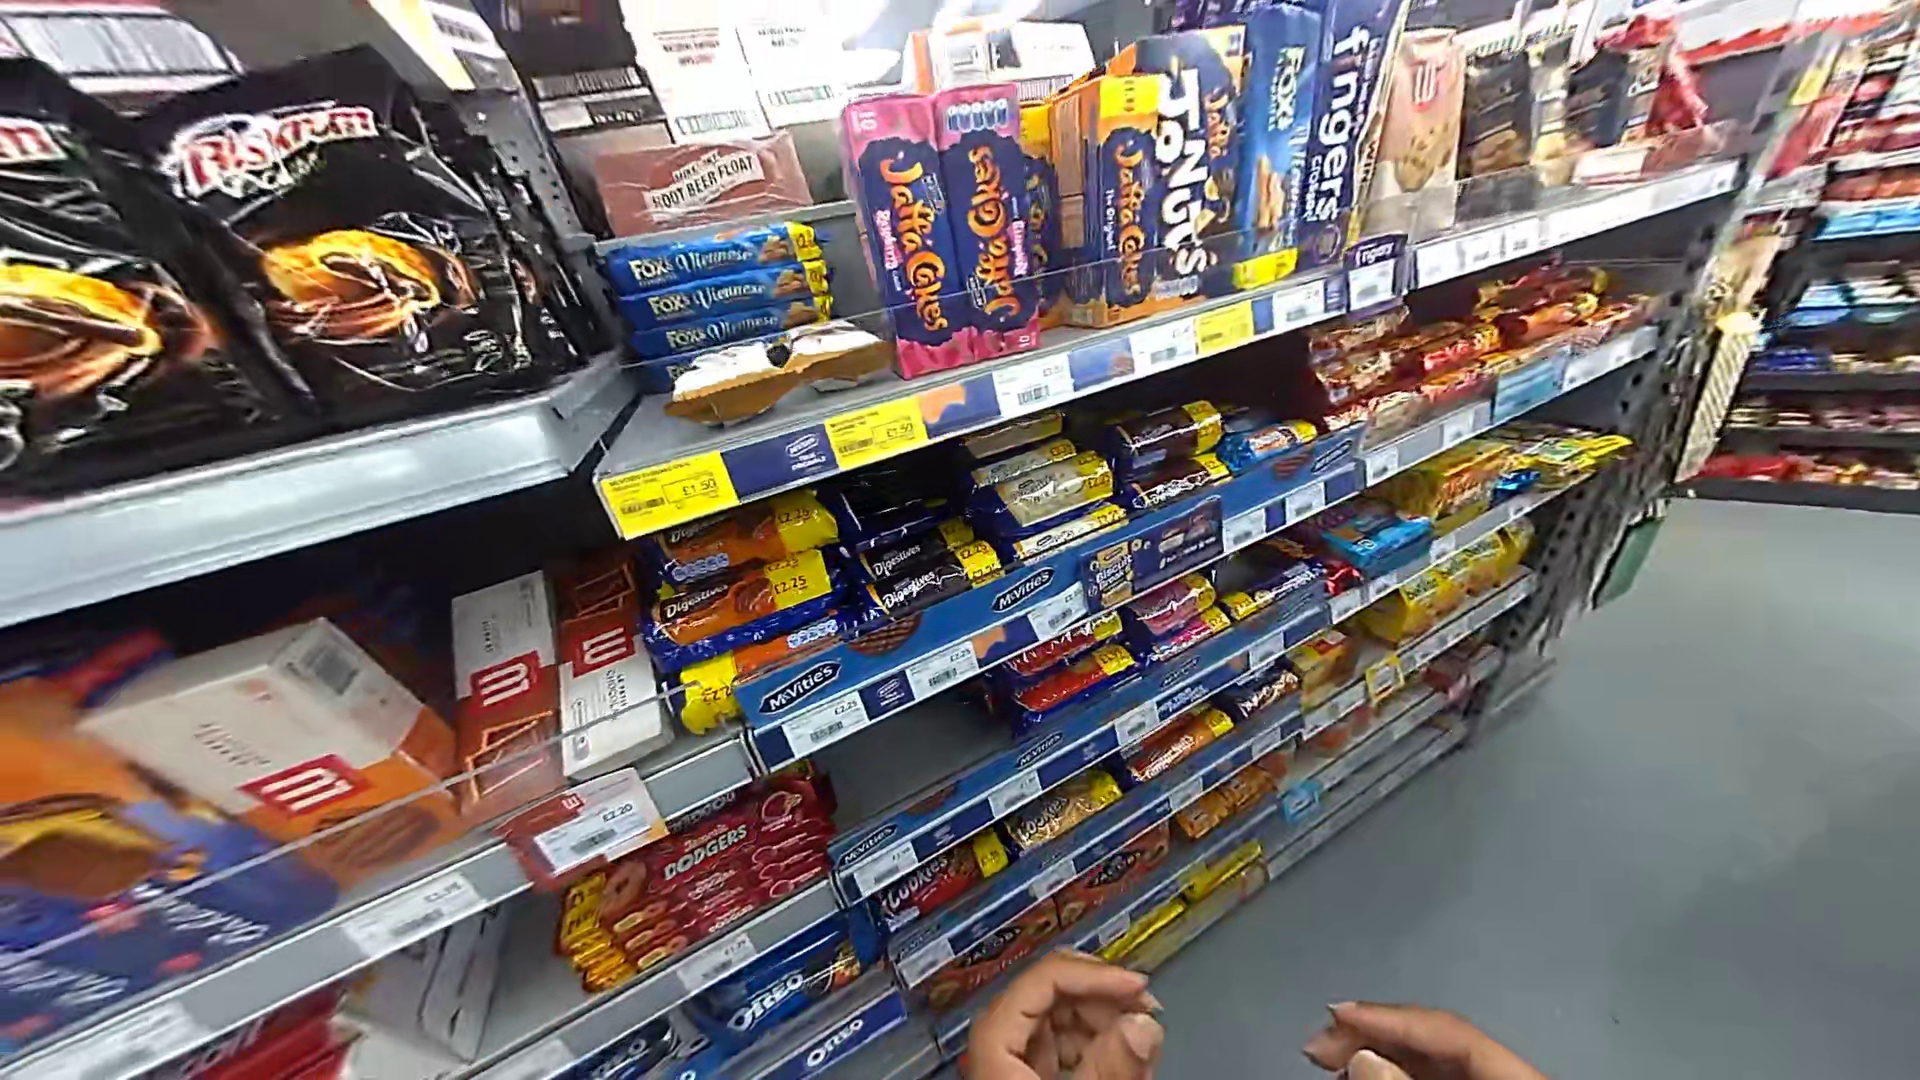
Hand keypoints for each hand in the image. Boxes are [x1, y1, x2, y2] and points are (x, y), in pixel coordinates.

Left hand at [967, 950, 1163, 1079]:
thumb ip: (1112, 1072)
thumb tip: (1146, 1024)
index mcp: (995, 1037)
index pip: (1045, 977)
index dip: (1095, 975)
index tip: (1141, 988)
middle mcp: (999, 1036)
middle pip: (1054, 991)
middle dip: (1104, 996)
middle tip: (1149, 1012)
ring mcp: (1012, 1056)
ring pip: (1062, 1014)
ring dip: (1105, 1019)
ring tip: (1143, 1040)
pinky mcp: (1028, 1076)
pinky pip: (1064, 1043)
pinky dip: (1096, 1045)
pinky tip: (1124, 1059)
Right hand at [1303, 1001, 1548, 1079]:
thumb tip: (1362, 1054)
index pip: (1457, 1035)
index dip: (1393, 1018)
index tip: (1333, 1013)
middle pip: (1437, 1048)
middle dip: (1372, 1039)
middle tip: (1317, 1047)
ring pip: (1429, 1068)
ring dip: (1372, 1057)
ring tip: (1328, 1064)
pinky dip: (1388, 1078)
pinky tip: (1354, 1078)